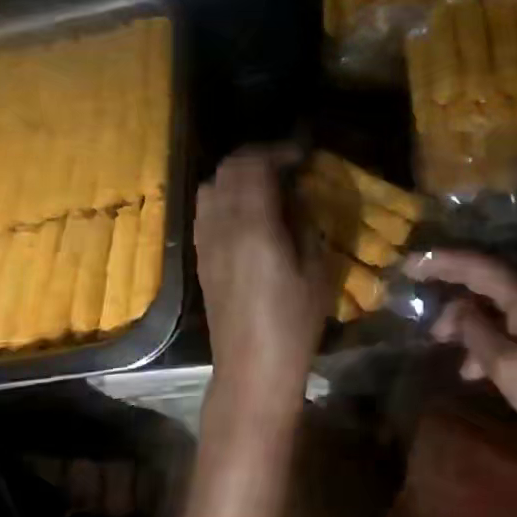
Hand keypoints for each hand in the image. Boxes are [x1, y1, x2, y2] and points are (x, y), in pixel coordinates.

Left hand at [194, 146, 324, 415]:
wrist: (251, 365)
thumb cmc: (293, 322)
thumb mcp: (316, 270)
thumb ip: (304, 224)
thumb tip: (296, 196)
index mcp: (253, 225)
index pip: (255, 166)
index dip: (278, 151)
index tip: (301, 154)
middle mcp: (222, 224)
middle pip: (228, 169)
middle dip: (256, 157)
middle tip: (284, 164)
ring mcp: (205, 238)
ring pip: (211, 185)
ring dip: (236, 175)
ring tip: (263, 185)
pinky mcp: (200, 254)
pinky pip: (205, 208)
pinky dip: (222, 195)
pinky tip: (243, 212)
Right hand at [407, 249, 516, 459]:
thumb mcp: (503, 363)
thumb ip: (474, 329)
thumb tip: (457, 310)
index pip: (475, 265)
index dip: (439, 262)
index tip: (409, 266)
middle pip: (483, 285)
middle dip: (451, 302)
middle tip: (428, 324)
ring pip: (493, 308)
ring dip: (467, 326)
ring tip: (445, 349)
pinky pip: (506, 325)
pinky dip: (485, 339)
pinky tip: (472, 368)